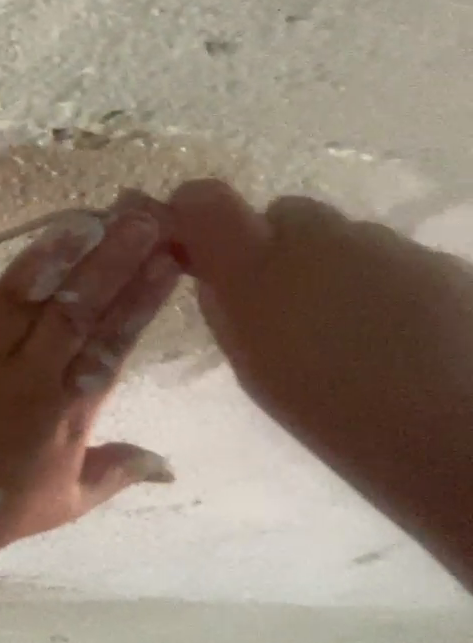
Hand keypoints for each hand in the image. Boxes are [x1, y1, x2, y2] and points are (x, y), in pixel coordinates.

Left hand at [0, 200, 182, 580]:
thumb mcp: (69, 499)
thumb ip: (116, 470)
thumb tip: (168, 463)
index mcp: (68, 408)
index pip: (114, 342)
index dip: (142, 297)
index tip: (169, 255)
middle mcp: (28, 376)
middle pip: (75, 309)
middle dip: (110, 260)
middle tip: (140, 215)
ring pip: (17, 301)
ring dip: (48, 258)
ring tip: (77, 220)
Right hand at [166, 179, 472, 478]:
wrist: (455, 443)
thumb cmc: (325, 403)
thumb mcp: (243, 353)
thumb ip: (222, 294)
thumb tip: (208, 263)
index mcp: (253, 259)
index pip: (204, 199)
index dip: (196, 212)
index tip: (197, 245)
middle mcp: (319, 237)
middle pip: (287, 214)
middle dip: (280, 244)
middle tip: (286, 297)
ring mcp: (390, 249)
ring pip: (348, 239)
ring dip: (338, 266)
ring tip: (352, 323)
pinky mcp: (450, 267)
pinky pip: (400, 262)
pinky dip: (391, 285)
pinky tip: (401, 332)